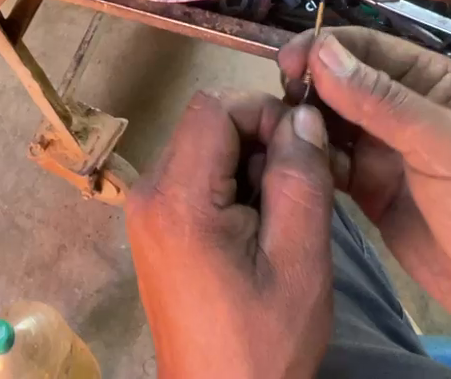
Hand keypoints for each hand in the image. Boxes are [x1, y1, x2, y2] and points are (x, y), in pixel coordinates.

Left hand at [125, 91, 336, 378]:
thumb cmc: (263, 344)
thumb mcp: (298, 262)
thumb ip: (300, 179)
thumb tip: (304, 115)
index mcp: (177, 197)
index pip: (215, 107)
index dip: (263, 112)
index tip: (303, 147)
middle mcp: (149, 190)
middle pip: (206, 123)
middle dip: (260, 138)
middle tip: (304, 179)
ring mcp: (146, 207)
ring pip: (204, 145)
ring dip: (250, 162)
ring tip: (285, 210)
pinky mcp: (154, 223)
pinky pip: (196, 174)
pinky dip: (232, 182)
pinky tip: (259, 224)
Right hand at [279, 29, 450, 342]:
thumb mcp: (447, 146)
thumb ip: (382, 101)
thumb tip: (321, 53)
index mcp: (427, 81)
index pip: (365, 47)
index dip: (323, 48)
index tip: (287, 64)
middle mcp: (400, 106)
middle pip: (339, 78)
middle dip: (308, 84)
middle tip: (281, 102)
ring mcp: (382, 147)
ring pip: (329, 118)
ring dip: (304, 120)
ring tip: (282, 132)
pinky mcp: (367, 186)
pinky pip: (329, 160)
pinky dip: (310, 156)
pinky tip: (293, 161)